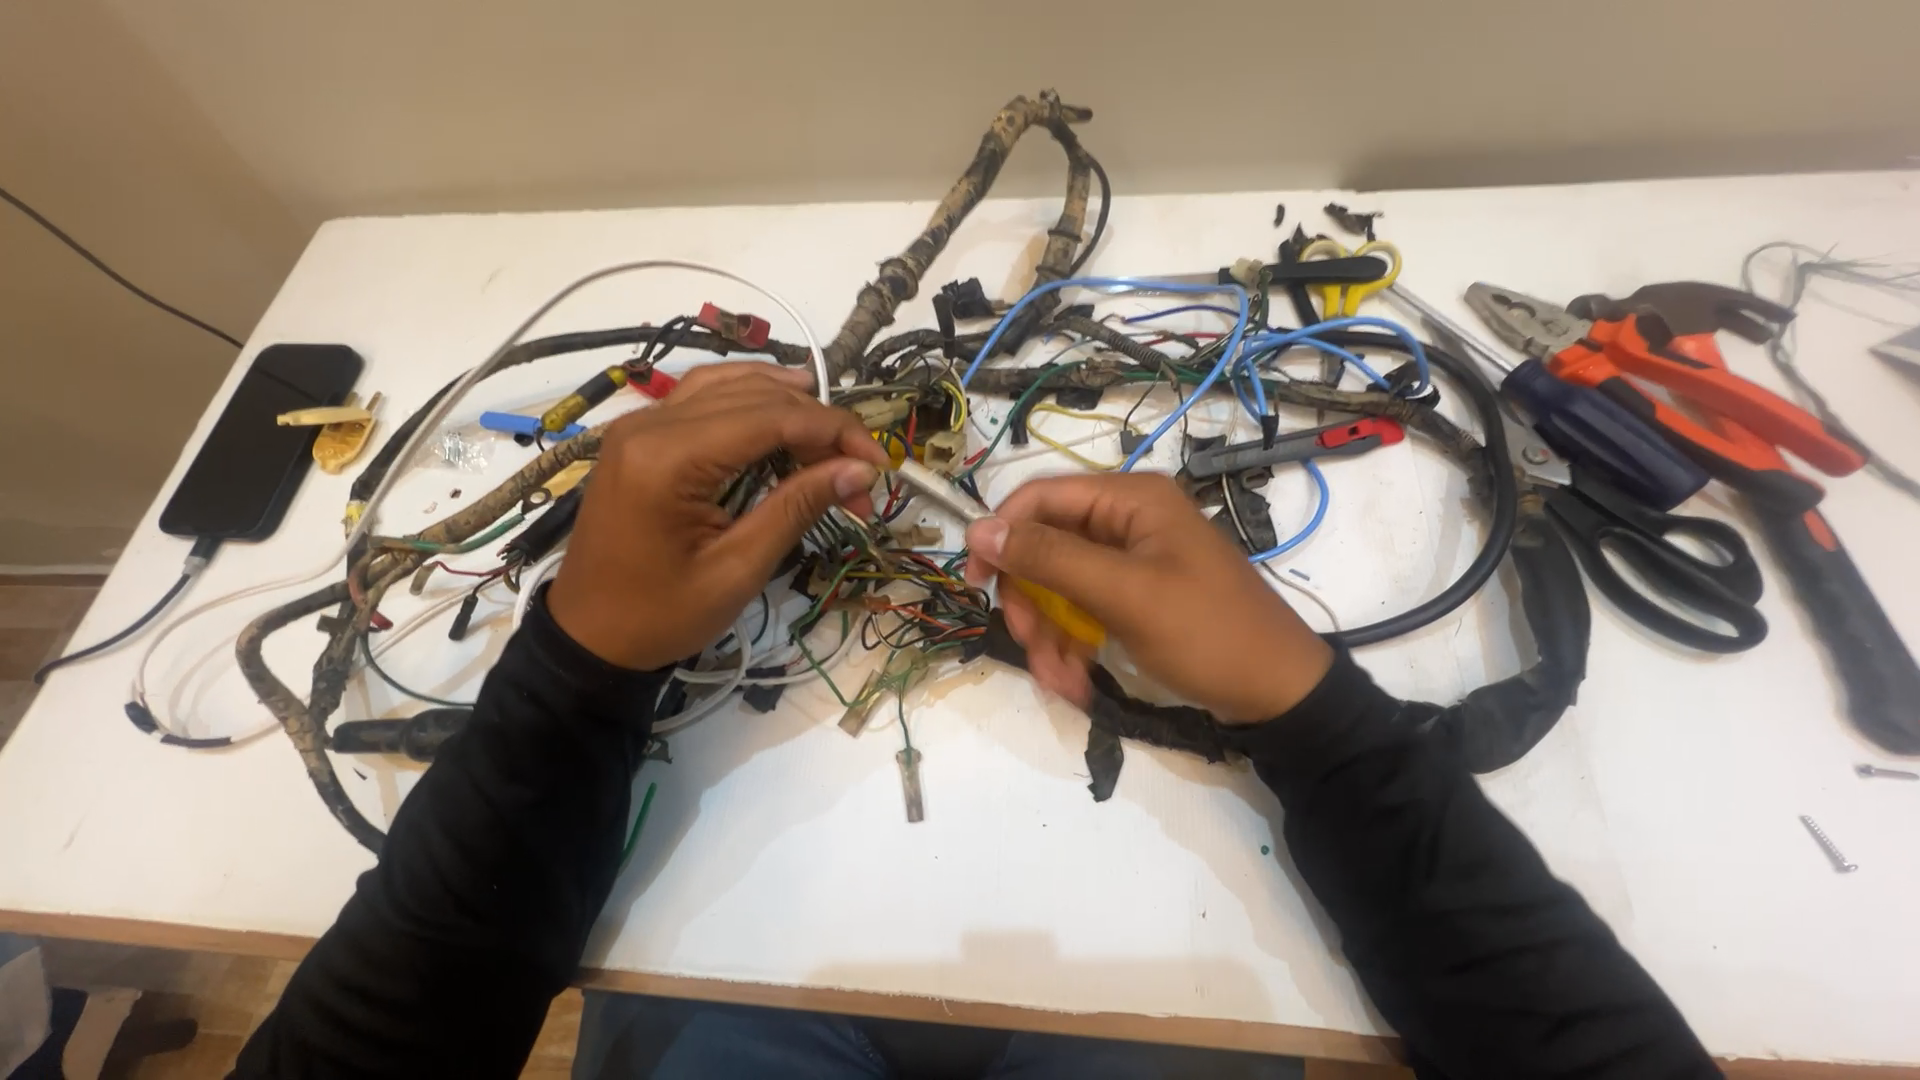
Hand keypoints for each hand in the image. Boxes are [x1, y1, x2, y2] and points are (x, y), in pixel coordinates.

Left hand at [548, 364, 884, 669]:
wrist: (590, 635)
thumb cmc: (662, 614)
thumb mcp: (739, 569)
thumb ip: (797, 507)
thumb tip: (860, 469)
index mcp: (669, 458)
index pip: (771, 417)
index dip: (834, 432)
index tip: (879, 463)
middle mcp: (650, 423)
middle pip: (756, 396)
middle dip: (818, 427)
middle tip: (859, 476)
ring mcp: (641, 423)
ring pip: (731, 384)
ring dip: (789, 406)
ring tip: (834, 437)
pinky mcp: (641, 434)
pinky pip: (705, 395)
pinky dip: (751, 397)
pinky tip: (782, 403)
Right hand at [963, 473, 1331, 723]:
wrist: (1277, 692)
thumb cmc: (1206, 632)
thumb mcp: (1124, 594)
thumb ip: (1050, 557)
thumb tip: (978, 528)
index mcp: (1129, 499)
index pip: (1041, 498)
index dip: (1001, 534)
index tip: (975, 583)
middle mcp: (1126, 520)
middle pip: (1045, 546)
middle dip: (1031, 601)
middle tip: (1029, 644)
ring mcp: (1130, 560)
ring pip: (1058, 586)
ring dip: (1049, 634)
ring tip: (1060, 681)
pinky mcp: (1133, 596)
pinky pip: (1082, 610)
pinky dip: (1072, 644)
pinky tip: (1076, 682)